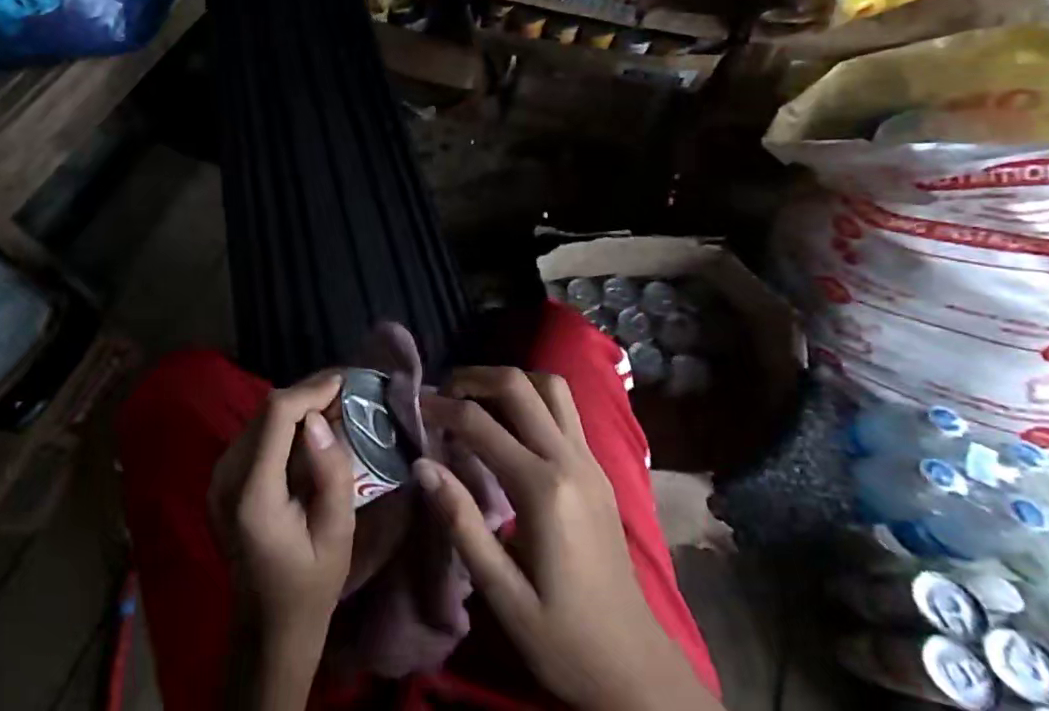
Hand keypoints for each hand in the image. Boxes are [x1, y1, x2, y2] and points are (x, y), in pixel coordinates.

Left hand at [209, 371, 356, 708]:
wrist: (268, 627)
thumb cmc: (310, 587)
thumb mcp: (337, 536)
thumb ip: (331, 475)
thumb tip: (320, 420)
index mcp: (252, 493)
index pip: (275, 418)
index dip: (310, 391)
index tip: (345, 381)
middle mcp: (225, 476)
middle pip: (264, 413)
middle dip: (306, 394)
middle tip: (346, 389)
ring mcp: (217, 478)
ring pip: (258, 420)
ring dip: (295, 407)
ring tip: (335, 403)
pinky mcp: (221, 480)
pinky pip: (253, 437)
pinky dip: (283, 426)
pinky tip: (311, 429)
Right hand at [417, 367, 720, 710]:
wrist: (636, 671)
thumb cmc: (562, 639)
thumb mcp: (500, 591)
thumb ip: (460, 521)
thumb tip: (422, 464)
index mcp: (543, 490)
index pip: (480, 423)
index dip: (440, 408)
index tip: (413, 408)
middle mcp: (571, 462)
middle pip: (519, 386)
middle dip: (473, 378)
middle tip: (441, 394)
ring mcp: (591, 464)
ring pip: (551, 388)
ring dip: (508, 382)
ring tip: (474, 400)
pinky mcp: (599, 473)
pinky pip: (565, 411)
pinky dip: (530, 400)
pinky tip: (506, 425)